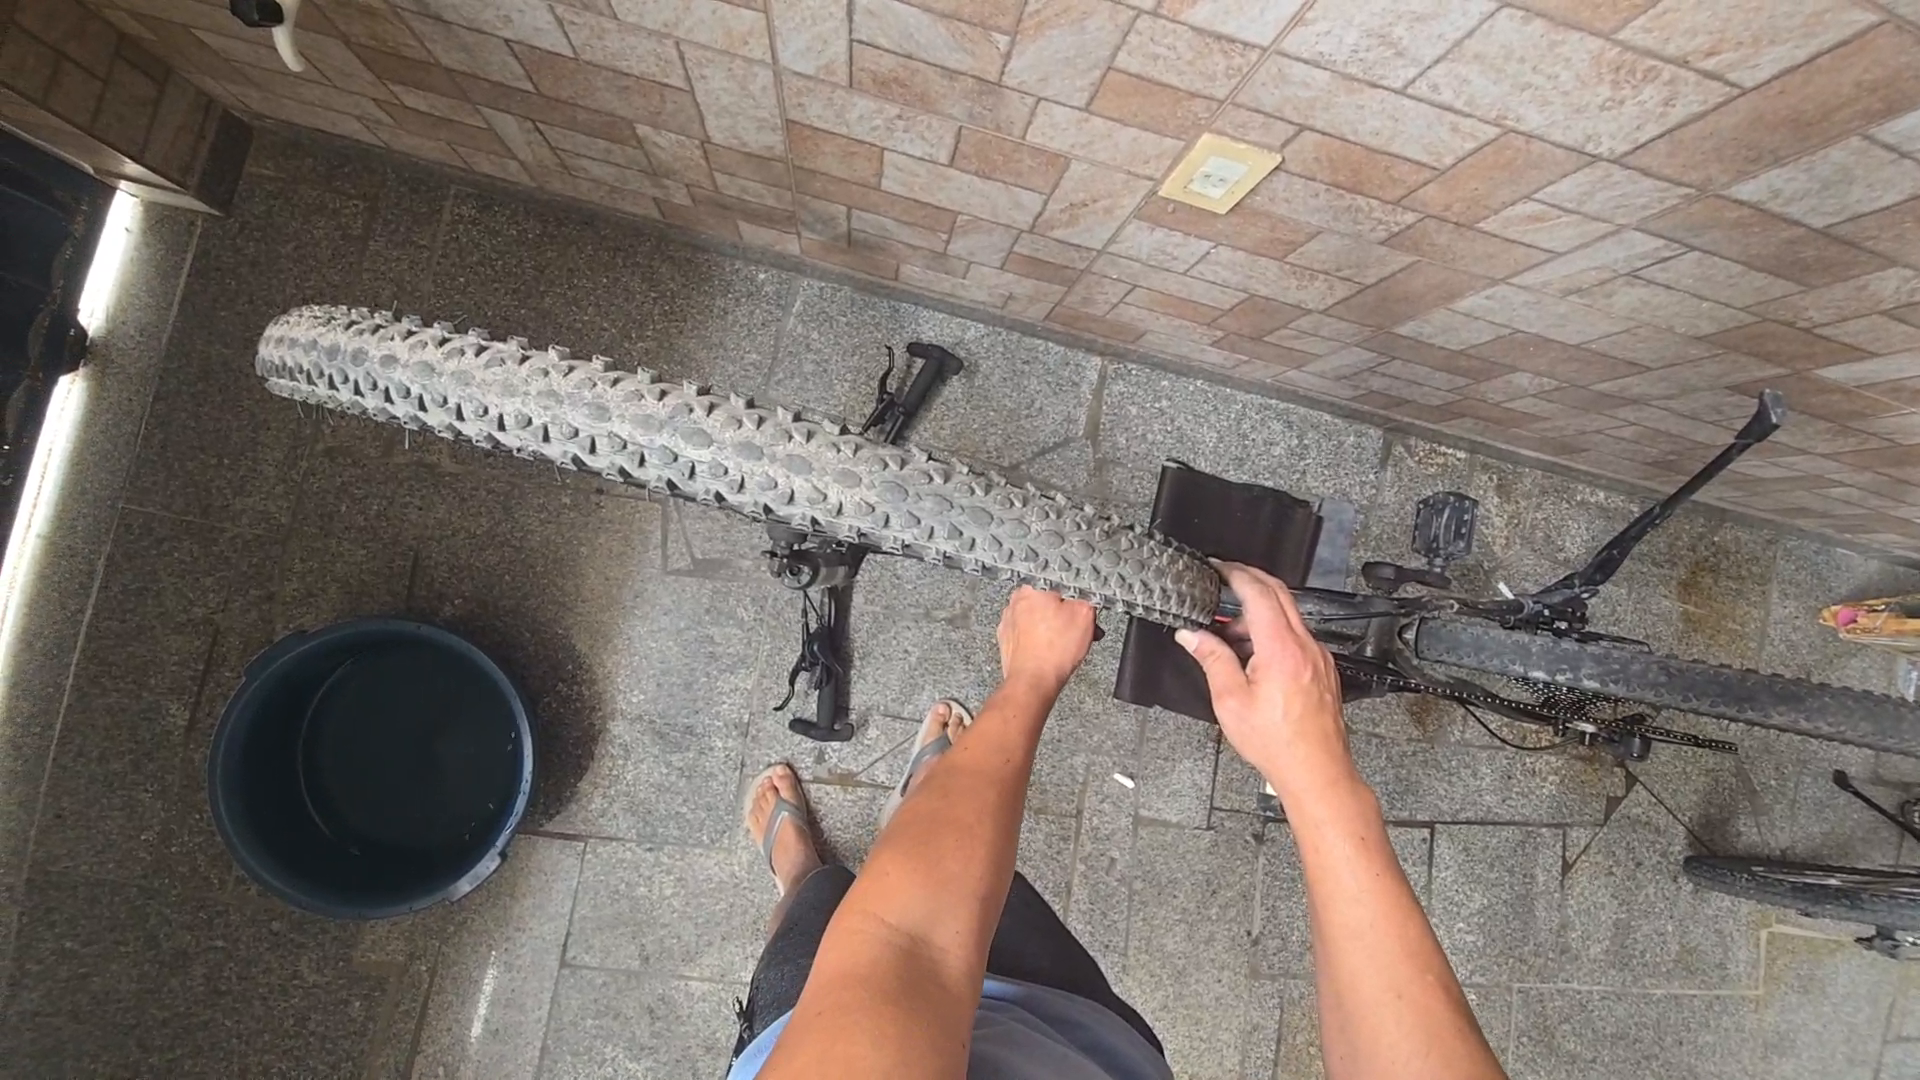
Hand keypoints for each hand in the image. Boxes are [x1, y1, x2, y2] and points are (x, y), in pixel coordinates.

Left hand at [997, 586, 1096, 695]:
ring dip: (1054, 632)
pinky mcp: (1008, 644)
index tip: (1082, 614)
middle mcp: (1015, 604)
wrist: (1033, 682)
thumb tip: (1084, 601)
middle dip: (1066, 619)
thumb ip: (1085, 600)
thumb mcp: (1085, 615)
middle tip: (1079, 632)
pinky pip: (1030, 639)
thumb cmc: (1054, 651)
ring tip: (1066, 647)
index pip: (1059, 588)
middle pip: (1048, 606)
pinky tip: (1052, 654)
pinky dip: (1041, 645)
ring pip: (1039, 623)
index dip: (1075, 603)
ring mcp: (1009, 625)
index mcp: (1030, 590)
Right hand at [1175, 562, 1357, 804]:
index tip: (1218, 567)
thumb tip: (1191, 635)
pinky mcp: (1322, 668)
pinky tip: (1252, 653)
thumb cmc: (1276, 743)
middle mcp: (1305, 646)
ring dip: (1258, 610)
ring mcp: (1318, 656)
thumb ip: (1211, 659)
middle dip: (1250, 579)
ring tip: (1230, 633)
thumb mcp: (1230, 700)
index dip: (1236, 574)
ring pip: (1288, 614)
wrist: (1317, 771)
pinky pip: (1296, 634)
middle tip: (1224, 578)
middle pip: (1280, 593)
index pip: (1259, 593)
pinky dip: (1272, 630)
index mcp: (1281, 650)